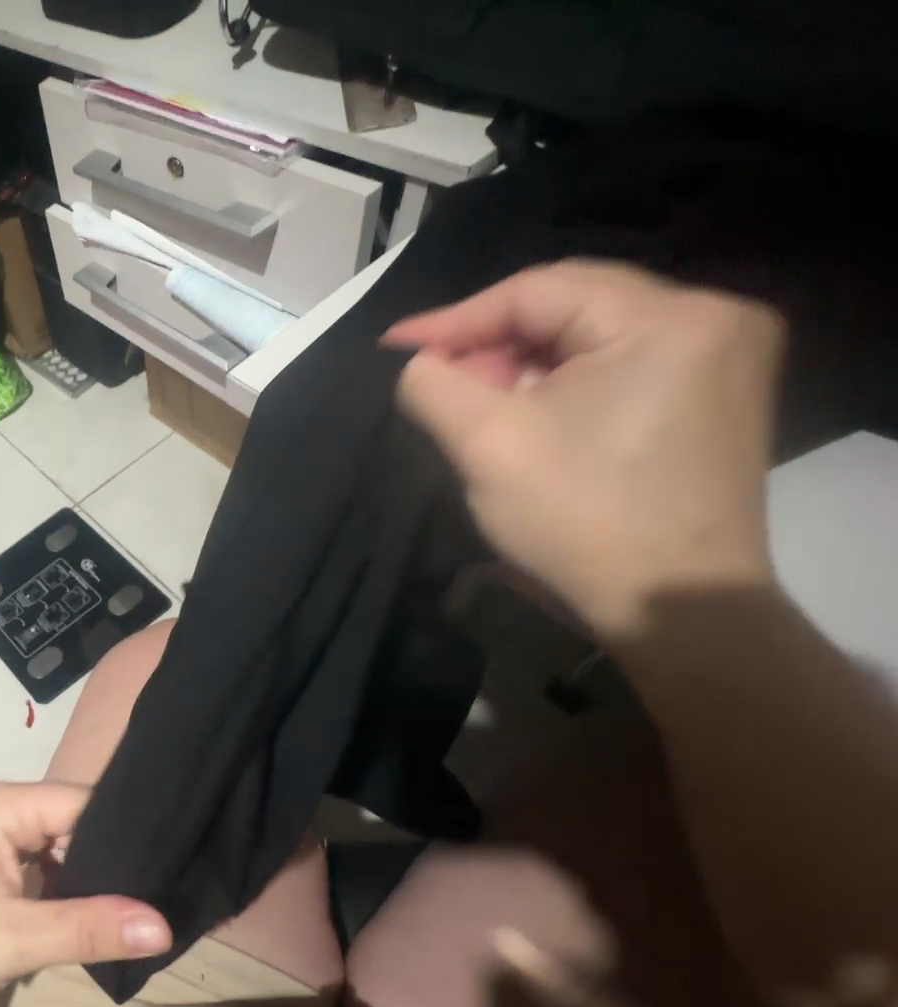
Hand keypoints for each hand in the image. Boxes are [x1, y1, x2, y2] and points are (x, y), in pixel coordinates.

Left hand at [0, 781, 171, 1006]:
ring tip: (148, 903)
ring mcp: (4, 830)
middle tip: (166, 894)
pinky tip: (109, 908)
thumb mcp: (15, 939)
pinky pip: (54, 859)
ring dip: (98, 873)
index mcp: (3, 804)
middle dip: (116, 857)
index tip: (173, 867)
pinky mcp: (4, 856)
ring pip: (70, 842)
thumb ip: (87, 928)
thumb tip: (163, 925)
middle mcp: (6, 805)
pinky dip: (77, 883)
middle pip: (81, 819)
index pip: (85, 802)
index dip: (129, 832)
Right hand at [384, 260, 785, 639]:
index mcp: (669, 320)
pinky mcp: (715, 393)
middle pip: (568, 304)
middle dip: (488, 340)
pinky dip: (558, 381)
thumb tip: (420, 363)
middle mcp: (714, 319)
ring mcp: (724, 357)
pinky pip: (616, 362)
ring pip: (588, 334)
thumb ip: (434, 384)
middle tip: (432, 377)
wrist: (676, 606)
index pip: (536, 290)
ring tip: (472, 401)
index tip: (391, 347)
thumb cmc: (580, 517)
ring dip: (519, 363)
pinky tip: (523, 412)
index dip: (454, 318)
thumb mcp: (484, 443)